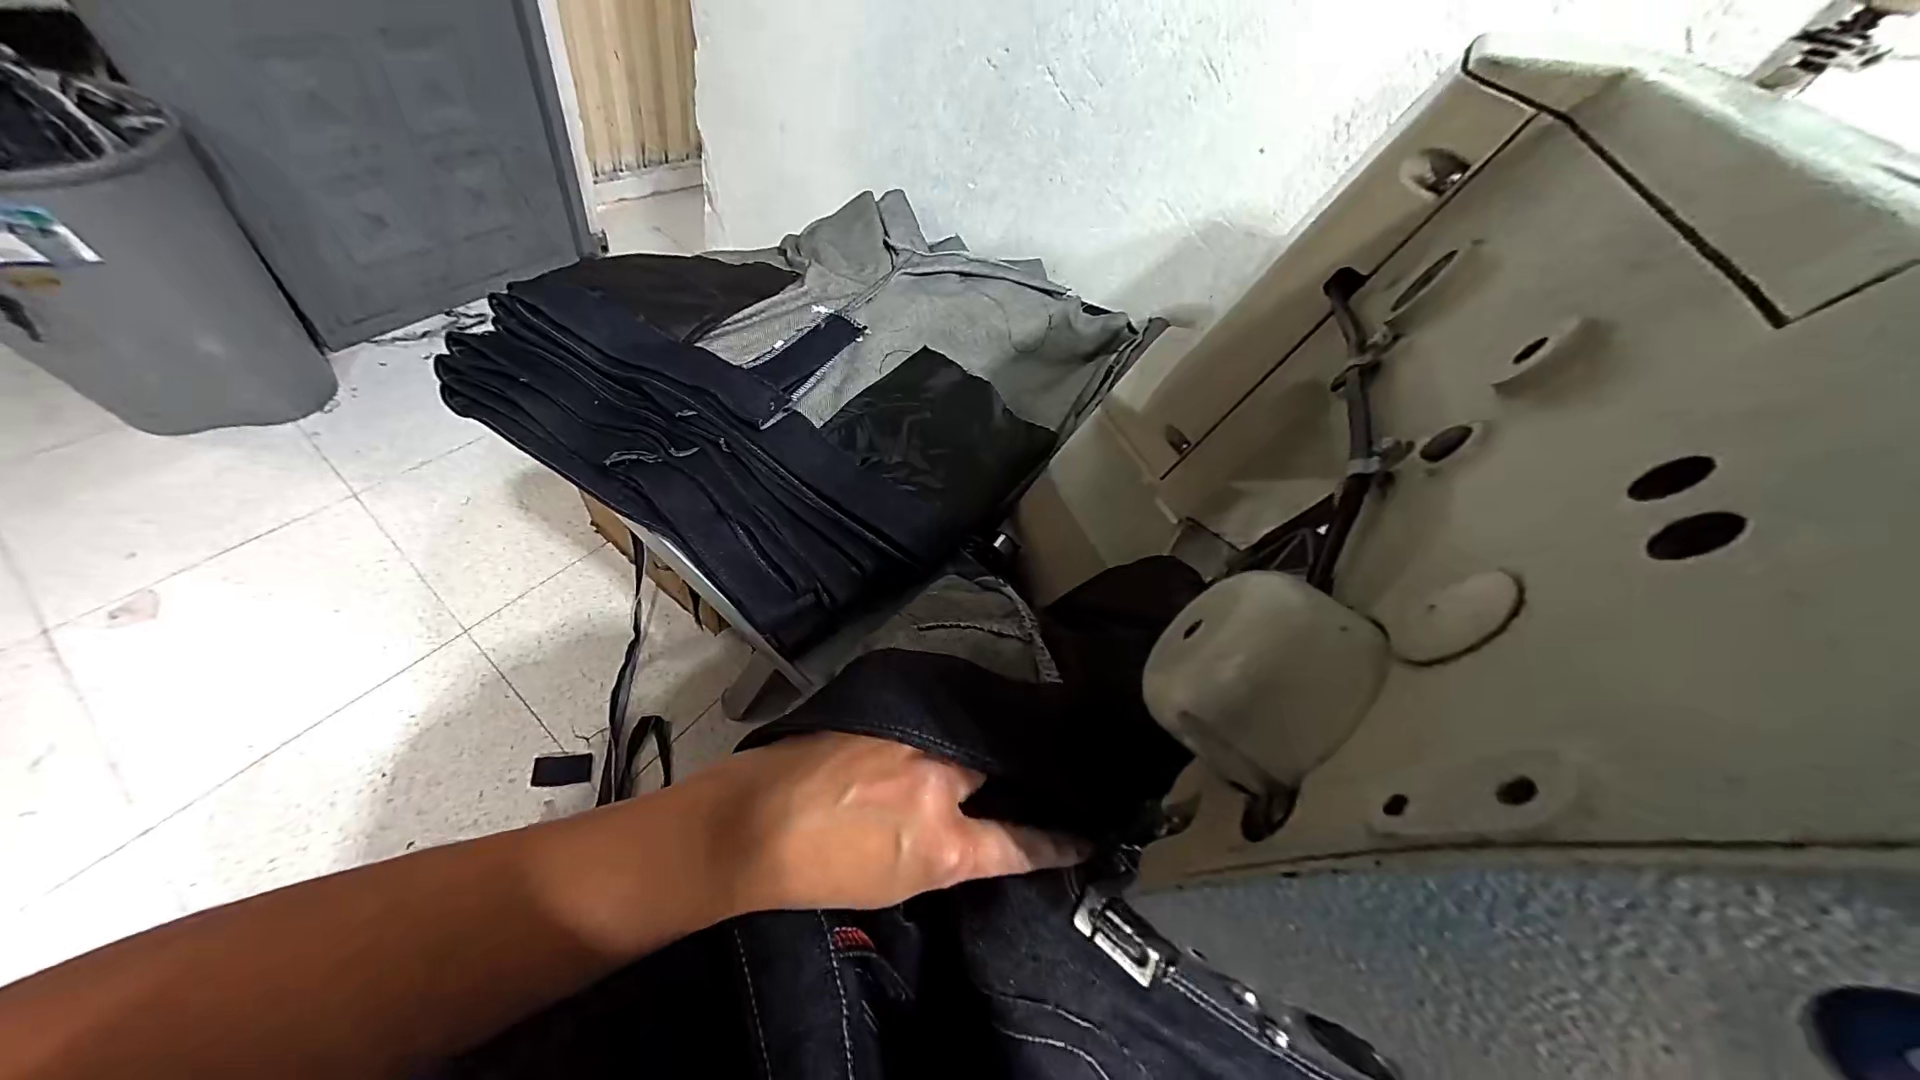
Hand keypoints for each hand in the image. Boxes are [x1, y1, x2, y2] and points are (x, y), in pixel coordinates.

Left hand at [690, 732, 1090, 913]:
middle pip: (1002, 763)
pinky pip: (940, 711)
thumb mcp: (900, 881)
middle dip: (1029, 766)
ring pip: (972, 730)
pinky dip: (956, 719)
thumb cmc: (822, 867)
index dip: (1058, 839)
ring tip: (1014, 734)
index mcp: (940, 839)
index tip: (1085, 833)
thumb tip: (984, 830)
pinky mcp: (888, 709)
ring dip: (991, 737)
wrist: (757, 821)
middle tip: (1053, 763)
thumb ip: (951, 852)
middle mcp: (936, 777)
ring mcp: (910, 735)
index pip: (1019, 840)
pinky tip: (962, 720)